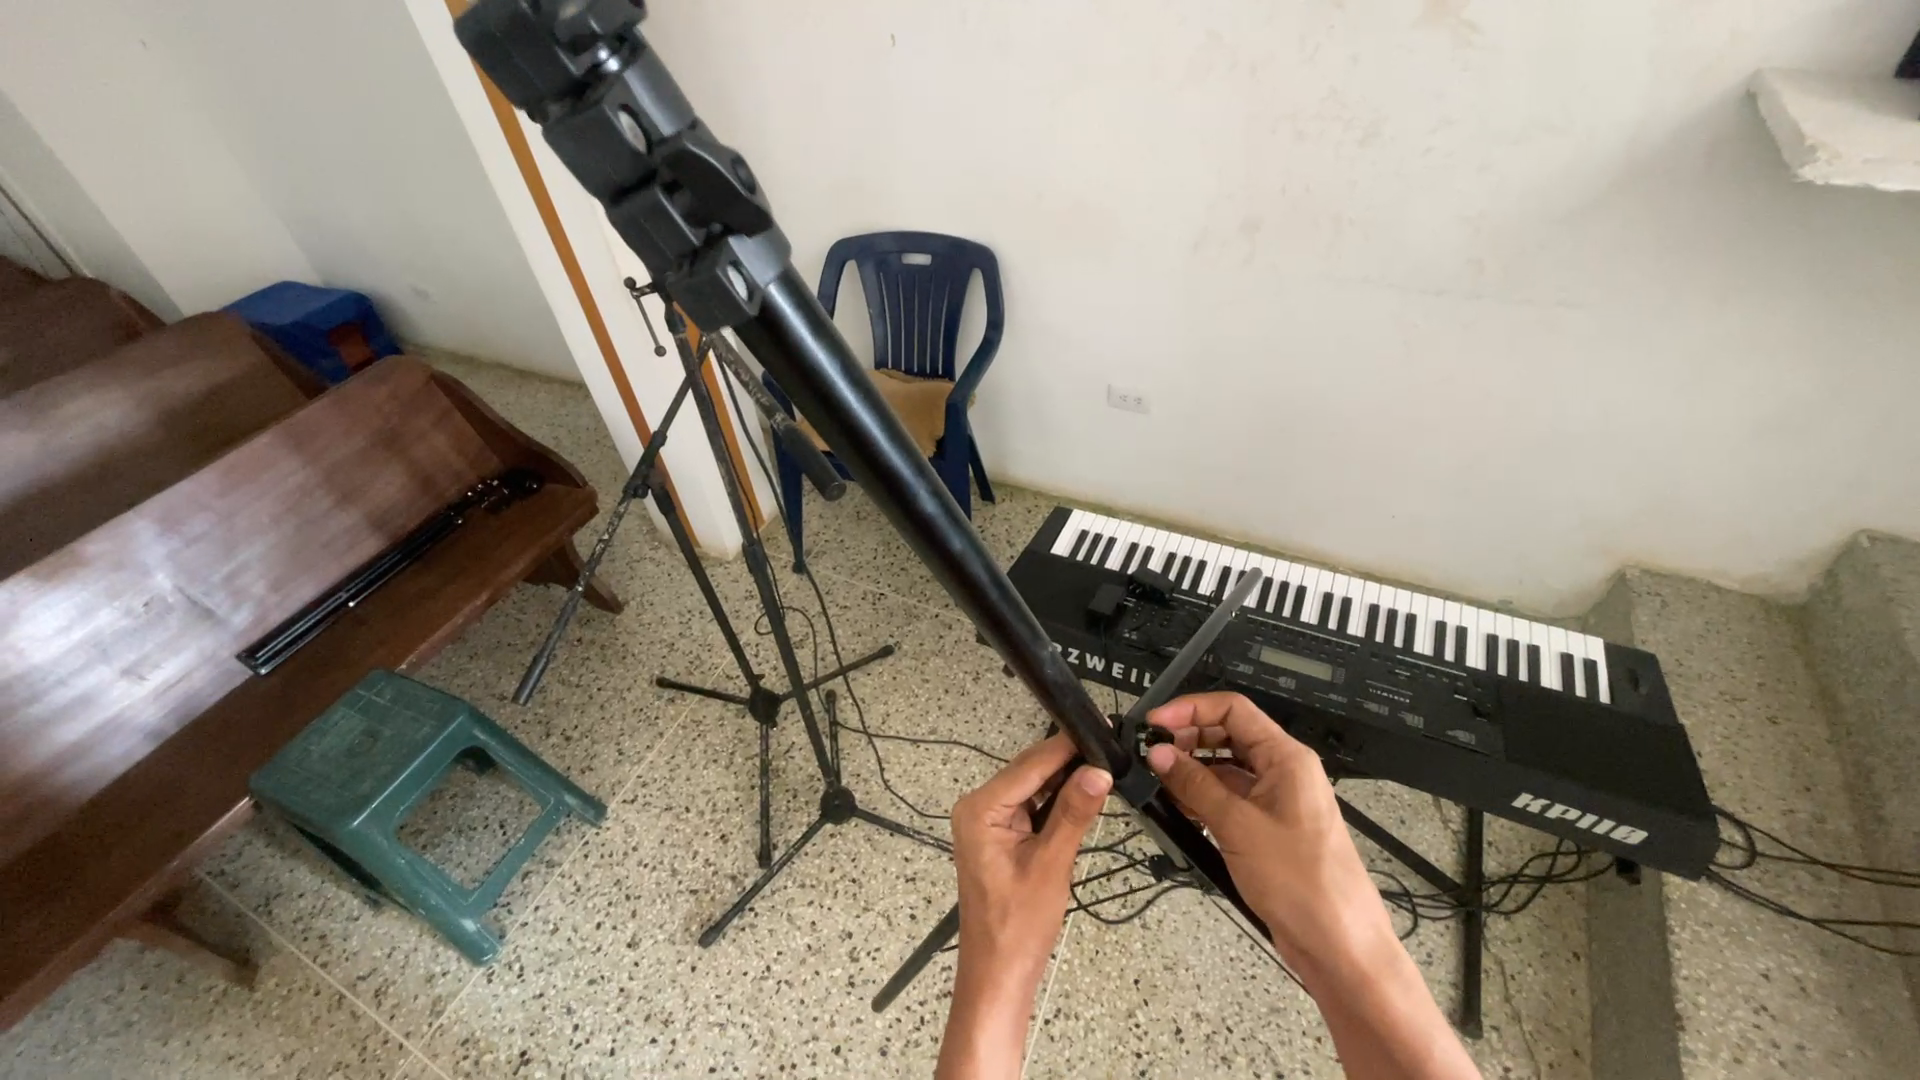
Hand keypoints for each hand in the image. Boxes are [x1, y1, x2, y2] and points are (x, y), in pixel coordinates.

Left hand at [950, 733, 1111, 994]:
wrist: (999, 973)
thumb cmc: (1020, 925)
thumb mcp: (1051, 864)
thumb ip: (1074, 813)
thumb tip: (1099, 771)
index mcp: (981, 808)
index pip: (1031, 764)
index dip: (1068, 746)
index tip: (1104, 729)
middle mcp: (978, 806)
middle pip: (1030, 770)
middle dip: (1069, 761)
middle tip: (1112, 747)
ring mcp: (986, 820)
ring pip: (1032, 786)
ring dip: (1065, 780)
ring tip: (1105, 766)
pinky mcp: (998, 834)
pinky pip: (1030, 805)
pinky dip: (1055, 801)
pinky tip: (1083, 793)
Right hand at [1144, 692, 1390, 977]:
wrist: (1338, 945)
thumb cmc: (1302, 883)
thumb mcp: (1238, 826)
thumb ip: (1195, 785)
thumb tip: (1160, 754)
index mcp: (1287, 758)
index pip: (1232, 709)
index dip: (1190, 710)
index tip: (1155, 723)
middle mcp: (1283, 771)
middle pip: (1227, 734)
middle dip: (1187, 740)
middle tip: (1152, 755)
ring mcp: (1275, 800)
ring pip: (1225, 767)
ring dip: (1192, 771)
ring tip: (1159, 783)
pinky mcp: (1267, 827)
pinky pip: (1229, 797)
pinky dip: (1202, 797)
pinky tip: (1179, 808)